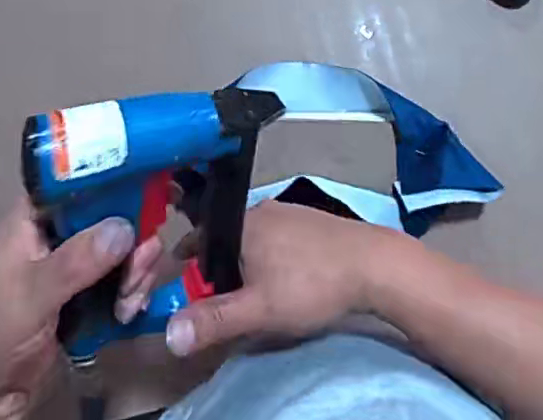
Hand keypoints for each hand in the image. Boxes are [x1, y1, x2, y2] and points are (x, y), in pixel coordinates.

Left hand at [0, 196, 160, 418]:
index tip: (149, 186)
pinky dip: (134, 289)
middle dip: (133, 237)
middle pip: (112, 208)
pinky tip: (127, 312)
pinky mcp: (93, 284)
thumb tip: (124, 228)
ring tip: (128, 302)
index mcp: (37, 211)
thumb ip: (75, 262)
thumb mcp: (31, 295)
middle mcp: (61, 224)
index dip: (115, 174)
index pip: (78, 174)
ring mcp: (79, 255)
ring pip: (124, 241)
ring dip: (136, 269)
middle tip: (139, 268)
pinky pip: (125, 273)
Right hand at [163, 201, 404, 356]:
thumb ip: (214, 320)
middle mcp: (259, 209)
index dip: (188, 253)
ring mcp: (286, 211)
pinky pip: (276, 232)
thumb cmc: (310, 284)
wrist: (372, 263)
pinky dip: (269, 250)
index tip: (178, 268)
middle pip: (226, 233)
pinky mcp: (308, 219)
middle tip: (214, 285)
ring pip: (252, 232)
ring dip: (244, 253)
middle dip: (217, 256)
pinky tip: (282, 270)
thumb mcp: (259, 310)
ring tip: (246, 281)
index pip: (200, 234)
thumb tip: (170, 333)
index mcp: (241, 224)